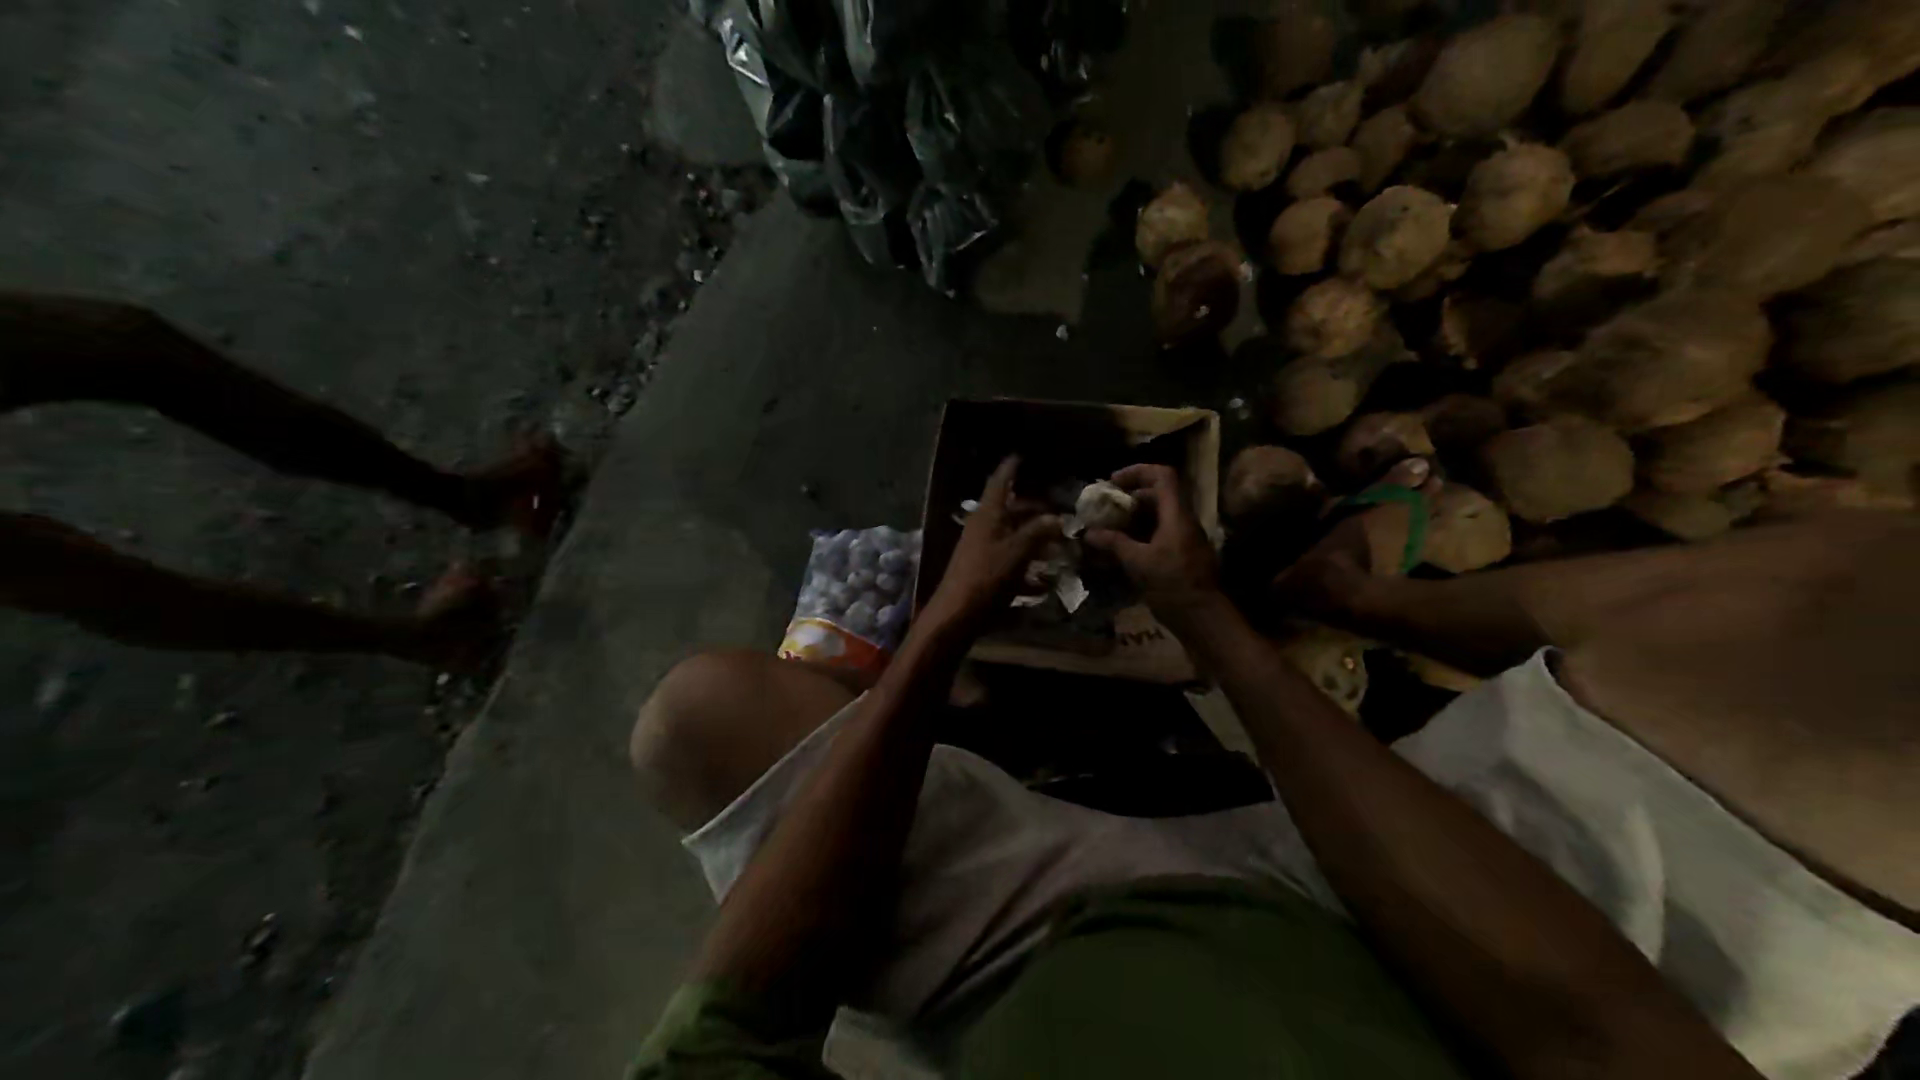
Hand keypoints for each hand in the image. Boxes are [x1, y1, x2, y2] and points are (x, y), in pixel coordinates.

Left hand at [922, 456, 1061, 635]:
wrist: (956, 615)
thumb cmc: (986, 576)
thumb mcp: (1017, 551)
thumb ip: (1038, 531)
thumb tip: (1056, 517)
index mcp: (987, 516)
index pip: (999, 483)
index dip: (1010, 469)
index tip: (1020, 455)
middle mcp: (983, 529)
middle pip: (1010, 512)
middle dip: (1034, 511)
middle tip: (1058, 513)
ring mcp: (981, 551)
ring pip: (1012, 538)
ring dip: (1034, 542)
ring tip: (1059, 547)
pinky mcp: (983, 573)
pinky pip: (1009, 565)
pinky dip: (1026, 571)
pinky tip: (1044, 585)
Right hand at [1083, 464, 1221, 622]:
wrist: (1202, 617)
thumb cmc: (1172, 585)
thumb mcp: (1138, 563)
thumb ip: (1114, 543)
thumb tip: (1089, 533)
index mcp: (1177, 516)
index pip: (1163, 476)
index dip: (1138, 471)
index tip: (1113, 482)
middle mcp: (1183, 521)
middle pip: (1158, 495)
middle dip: (1129, 498)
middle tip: (1105, 509)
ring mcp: (1184, 539)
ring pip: (1157, 516)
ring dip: (1133, 518)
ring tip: (1108, 528)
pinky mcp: (1181, 555)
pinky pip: (1159, 534)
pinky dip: (1140, 535)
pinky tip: (1121, 549)